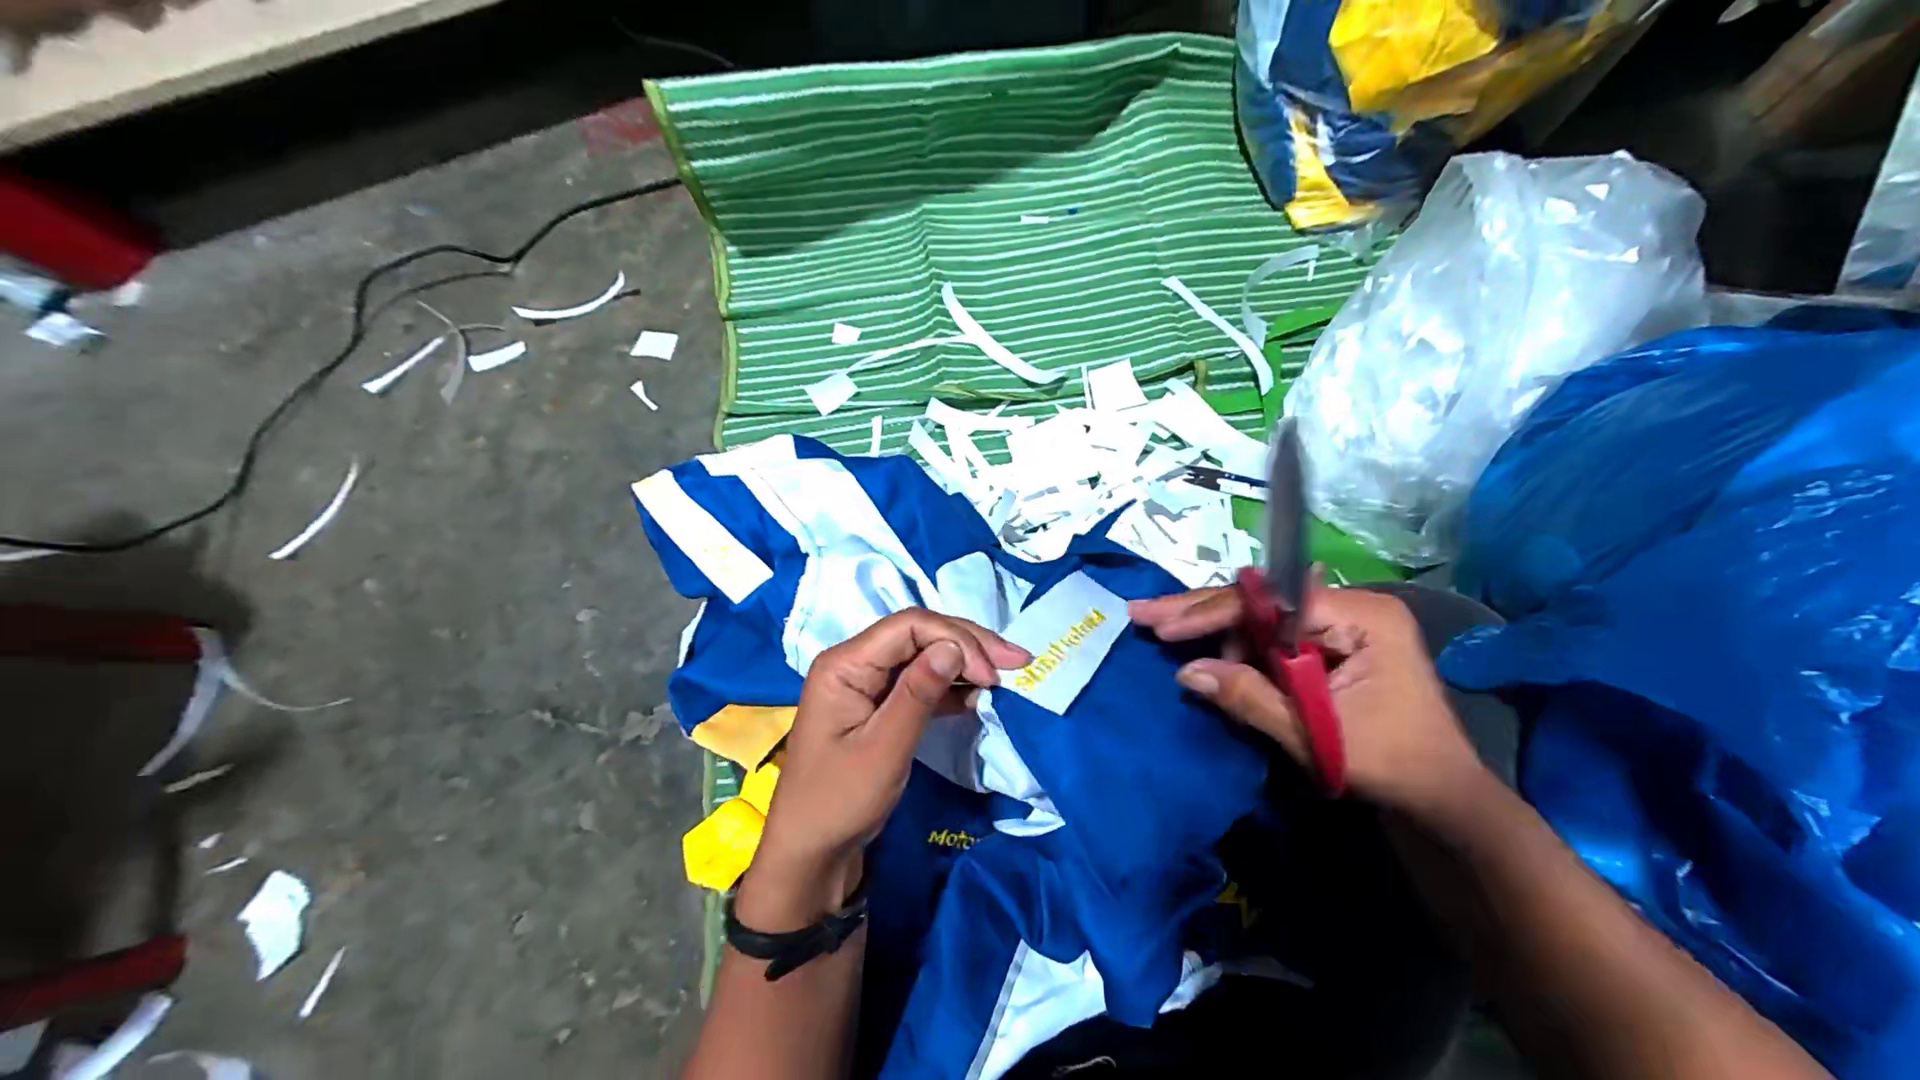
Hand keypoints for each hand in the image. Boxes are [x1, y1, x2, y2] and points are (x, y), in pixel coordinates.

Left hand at [739, 609, 1028, 930]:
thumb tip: (956, 647)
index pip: (908, 626)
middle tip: (1017, 662)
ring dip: (964, 662)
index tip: (992, 674)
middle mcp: (854, 662)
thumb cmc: (840, 801)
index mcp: (845, 664)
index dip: (956, 639)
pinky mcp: (878, 704)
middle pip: (918, 634)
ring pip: (923, 655)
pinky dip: (950, 686)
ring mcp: (866, 683)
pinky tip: (978, 696)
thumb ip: (919, 693)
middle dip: (968, 644)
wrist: (810, 850)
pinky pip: (919, 681)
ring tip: (1005, 676)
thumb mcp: (884, 748)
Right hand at [1127, 583, 1485, 815]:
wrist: (1445, 804)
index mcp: (1361, 617)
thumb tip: (1186, 673)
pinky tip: (1210, 659)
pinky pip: (1275, 640)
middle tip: (1144, 614)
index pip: (1270, 601)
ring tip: (1174, 644)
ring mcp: (1341, 629)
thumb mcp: (1314, 735)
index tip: (1162, 626)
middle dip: (1200, 612)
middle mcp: (1350, 611)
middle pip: (1261, 602)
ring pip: (1263, 620)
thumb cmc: (1393, 768)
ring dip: (1218, 635)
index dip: (1211, 613)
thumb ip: (1249, 698)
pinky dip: (1239, 651)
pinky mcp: (1331, 651)